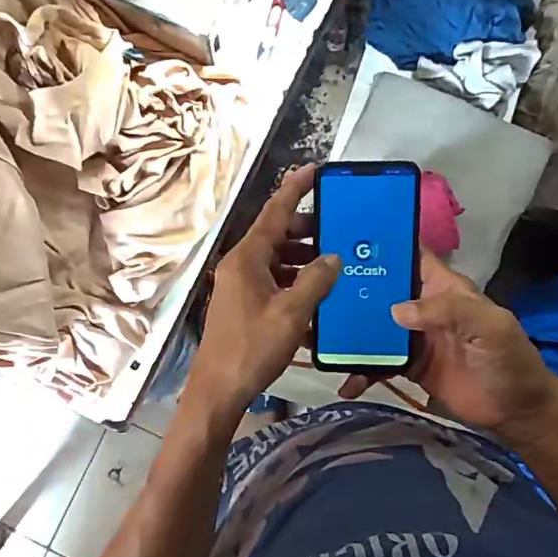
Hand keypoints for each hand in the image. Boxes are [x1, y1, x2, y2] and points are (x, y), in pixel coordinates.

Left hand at [189, 167, 340, 411]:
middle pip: (274, 235)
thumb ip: (316, 281)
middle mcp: (238, 265)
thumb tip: (332, 257)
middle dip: (306, 229)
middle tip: (338, 229)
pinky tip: (316, 293)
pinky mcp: (240, 304)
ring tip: (333, 262)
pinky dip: (292, 281)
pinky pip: (270, 281)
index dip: (294, 189)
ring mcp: (237, 285)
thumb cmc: (253, 347)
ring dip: (301, 258)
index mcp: (246, 259)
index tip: (314, 170)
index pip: (273, 213)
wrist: (219, 387)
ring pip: (273, 259)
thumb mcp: (292, 313)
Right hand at [338, 250, 557, 442]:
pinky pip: (374, 363)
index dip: (381, 245)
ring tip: (317, 340)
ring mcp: (409, 336)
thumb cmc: (508, 361)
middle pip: (377, 290)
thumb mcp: (490, 327)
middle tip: (311, 291)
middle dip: (348, 290)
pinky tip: (346, 384)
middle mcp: (420, 306)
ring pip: (369, 327)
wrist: (515, 411)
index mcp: (441, 287)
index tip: (341, 240)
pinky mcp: (404, 364)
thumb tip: (394, 311)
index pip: (408, 256)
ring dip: (345, 334)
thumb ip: (449, 311)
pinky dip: (358, 373)